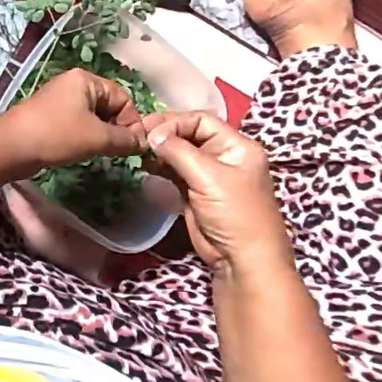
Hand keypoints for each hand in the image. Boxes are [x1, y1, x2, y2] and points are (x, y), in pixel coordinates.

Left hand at [0, 69, 147, 171]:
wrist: (11, 147)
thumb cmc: (57, 135)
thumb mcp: (98, 137)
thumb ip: (125, 139)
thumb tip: (143, 143)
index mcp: (86, 80)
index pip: (123, 97)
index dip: (132, 121)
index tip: (133, 145)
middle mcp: (73, 85)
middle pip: (109, 106)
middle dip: (117, 128)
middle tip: (118, 151)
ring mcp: (59, 101)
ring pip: (93, 117)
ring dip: (101, 135)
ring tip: (101, 152)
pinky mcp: (49, 117)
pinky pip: (77, 125)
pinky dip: (85, 137)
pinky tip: (83, 151)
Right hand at [144, 111, 292, 272]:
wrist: (242, 261)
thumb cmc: (235, 214)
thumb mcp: (209, 177)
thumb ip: (179, 151)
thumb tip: (152, 134)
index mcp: (237, 146)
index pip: (201, 120)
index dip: (174, 122)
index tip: (149, 130)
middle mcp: (223, 156)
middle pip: (188, 134)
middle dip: (164, 135)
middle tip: (139, 139)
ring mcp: (208, 175)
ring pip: (178, 153)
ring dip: (159, 152)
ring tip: (140, 154)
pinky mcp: (195, 192)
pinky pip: (174, 172)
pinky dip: (160, 168)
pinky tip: (146, 168)